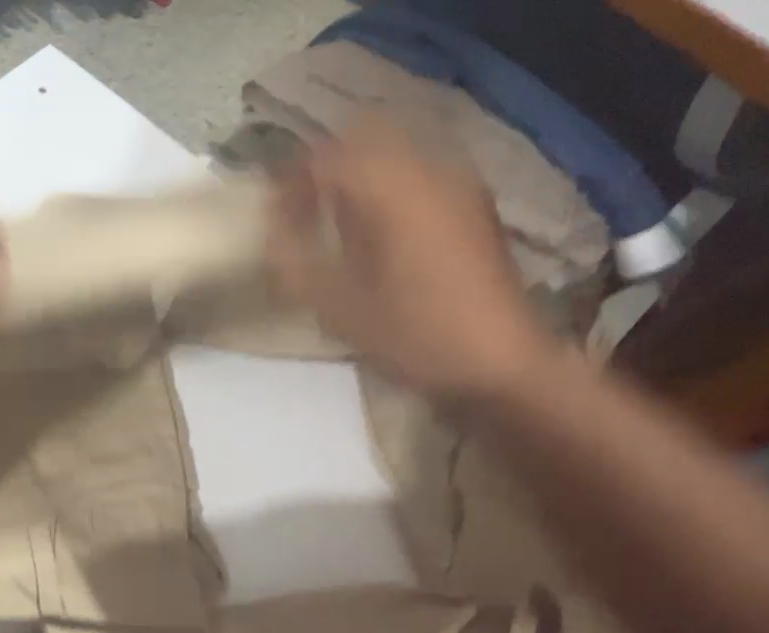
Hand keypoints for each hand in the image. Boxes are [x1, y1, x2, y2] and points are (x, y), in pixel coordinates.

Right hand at [268, 119, 565, 399]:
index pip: (326, 156)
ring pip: (394, 150)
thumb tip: (271, 234)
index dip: (290, 179)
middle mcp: (429, 171)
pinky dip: (386, 187)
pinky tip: (373, 232)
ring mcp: (458, 184)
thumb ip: (296, 264)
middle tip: (300, 208)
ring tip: (333, 221)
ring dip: (357, 174)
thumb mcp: (340, 309)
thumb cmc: (415, 336)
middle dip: (325, 166)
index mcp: (393, 191)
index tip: (270, 212)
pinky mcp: (471, 205)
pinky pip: (418, 172)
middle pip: (364, 136)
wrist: (499, 361)